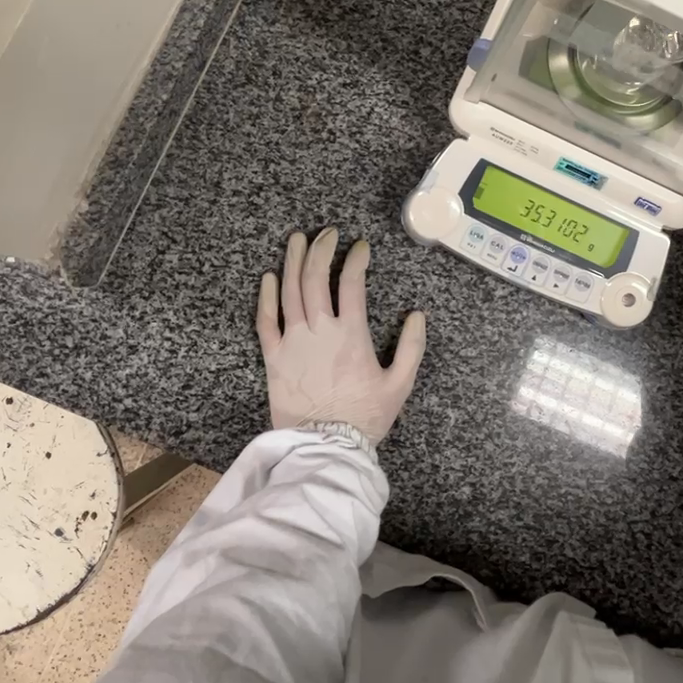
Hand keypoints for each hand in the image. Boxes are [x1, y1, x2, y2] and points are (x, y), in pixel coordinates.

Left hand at [256, 228, 426, 443]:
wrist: (325, 448)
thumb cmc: (364, 418)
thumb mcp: (400, 385)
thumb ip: (412, 348)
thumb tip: (417, 315)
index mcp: (351, 334)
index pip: (351, 283)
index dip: (355, 260)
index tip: (360, 247)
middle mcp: (319, 330)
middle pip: (315, 278)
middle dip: (321, 249)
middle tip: (328, 234)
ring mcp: (292, 342)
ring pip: (289, 291)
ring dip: (293, 261)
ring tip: (297, 239)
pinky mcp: (273, 358)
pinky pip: (265, 321)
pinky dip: (266, 296)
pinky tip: (269, 277)